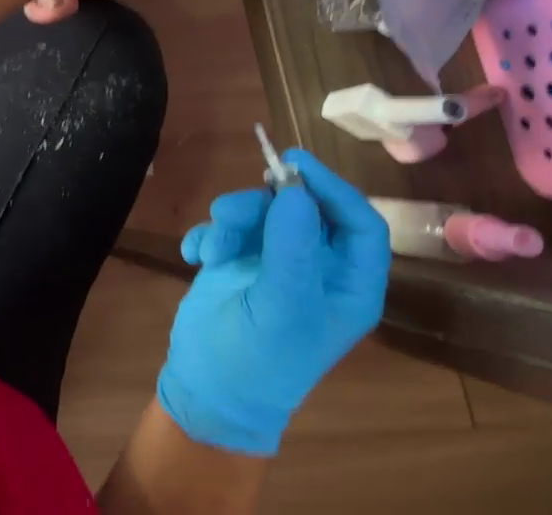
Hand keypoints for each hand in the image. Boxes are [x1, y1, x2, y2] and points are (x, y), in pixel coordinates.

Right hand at [156, 151, 390, 455]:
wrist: (207, 387)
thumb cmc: (260, 357)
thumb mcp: (282, 305)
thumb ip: (291, 248)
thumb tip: (295, 190)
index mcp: (347, 284)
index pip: (358, 223)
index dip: (332, 190)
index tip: (293, 164)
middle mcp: (314, 269)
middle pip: (298, 210)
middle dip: (261, 206)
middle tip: (229, 212)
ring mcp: (272, 265)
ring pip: (256, 214)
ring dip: (227, 223)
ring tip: (211, 250)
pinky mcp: (234, 264)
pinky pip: (223, 230)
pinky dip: (206, 237)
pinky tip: (194, 258)